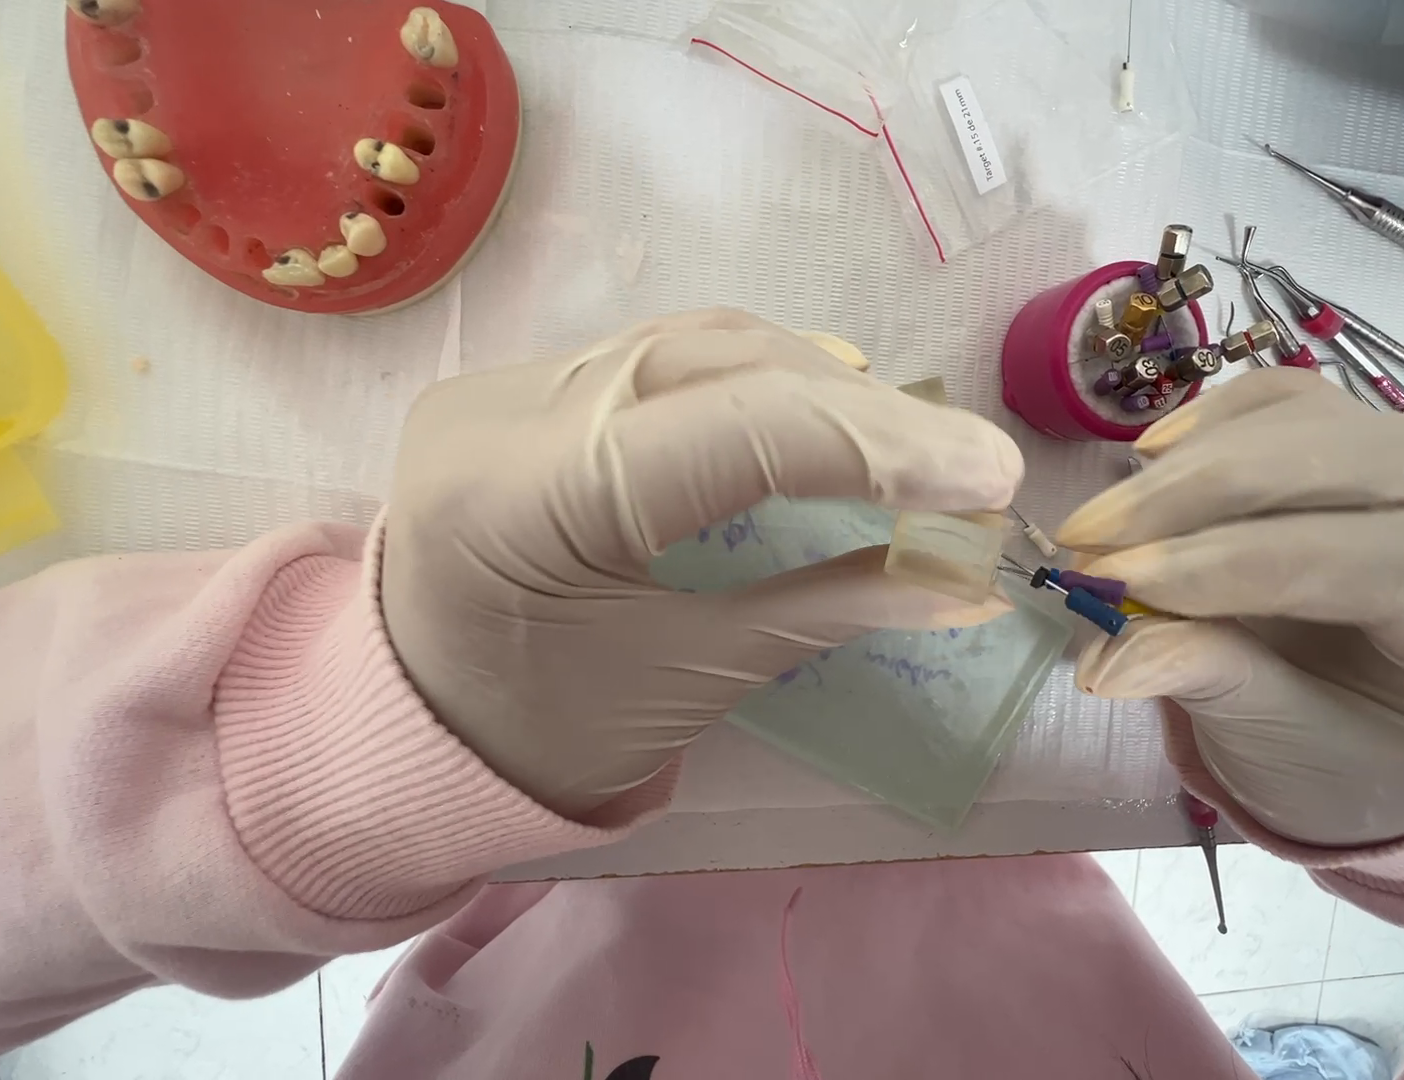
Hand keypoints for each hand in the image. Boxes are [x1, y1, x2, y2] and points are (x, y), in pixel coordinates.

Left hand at [382, 310, 1022, 815]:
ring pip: (698, 343)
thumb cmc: (545, 735)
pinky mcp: (525, 388)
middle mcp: (503, 412)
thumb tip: (970, 584)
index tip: (992, 474)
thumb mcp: (693, 678)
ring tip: (907, 438)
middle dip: (865, 411)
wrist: (411, 729)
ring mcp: (506, 385)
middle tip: (968, 458)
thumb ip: (833, 609)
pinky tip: (820, 400)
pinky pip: (663, 357)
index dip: (879, 445)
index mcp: (523, 502)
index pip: (732, 431)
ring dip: (818, 384)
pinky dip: (758, 376)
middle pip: (721, 363)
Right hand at [1059, 370, 1403, 845]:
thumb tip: (1103, 649)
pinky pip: (1304, 407)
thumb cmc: (1354, 770)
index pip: (1400, 567)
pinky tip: (1152, 455)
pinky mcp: (1384, 457)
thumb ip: (1212, 684)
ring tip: (1107, 513)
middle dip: (1214, 487)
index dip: (1248, 562)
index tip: (1120, 582)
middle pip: (1380, 459)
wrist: (1390, 746)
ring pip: (1334, 420)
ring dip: (1201, 455)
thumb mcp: (1285, 754)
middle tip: (1092, 533)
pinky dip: (1219, 419)